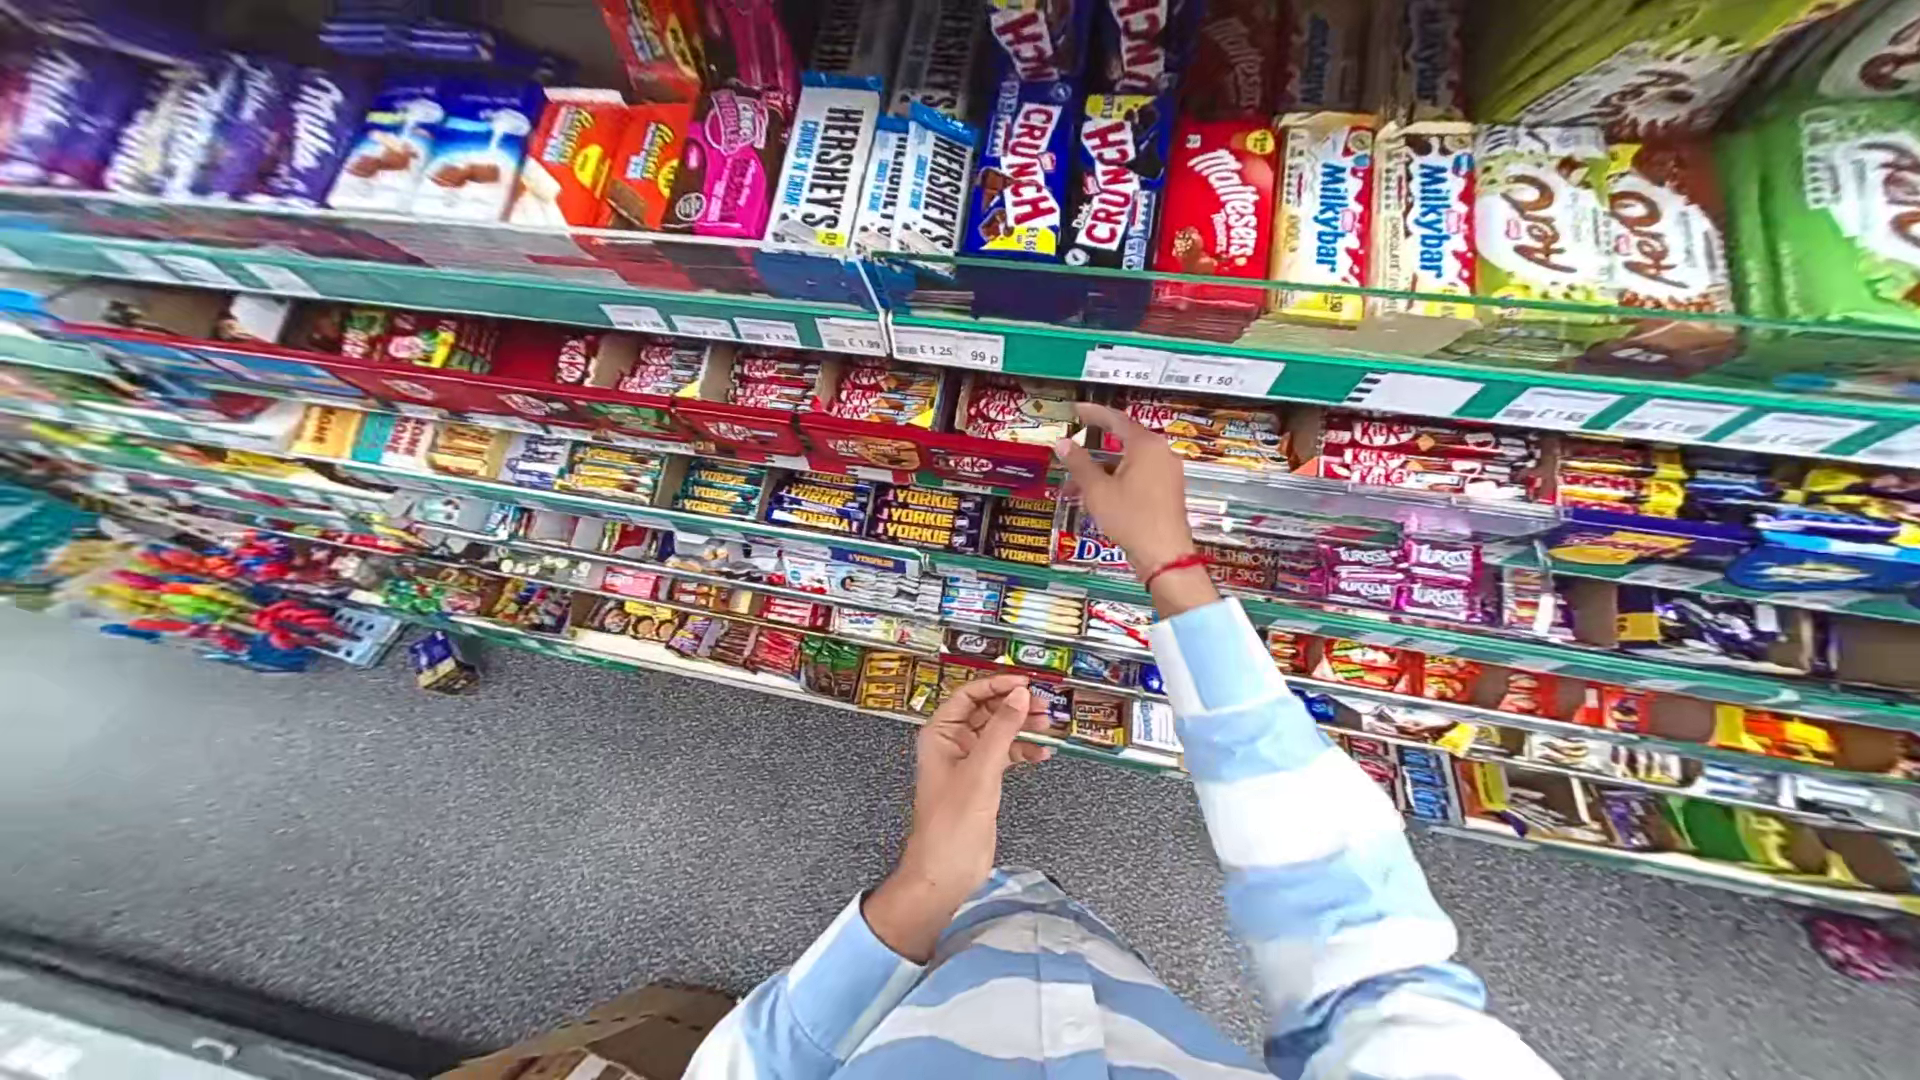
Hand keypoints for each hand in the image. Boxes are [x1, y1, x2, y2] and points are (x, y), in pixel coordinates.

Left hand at [863, 674, 1051, 961]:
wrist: (946, 872)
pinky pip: (1006, 754)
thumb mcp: (980, 770)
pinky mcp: (983, 779)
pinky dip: (1023, 750)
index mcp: (940, 733)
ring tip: (1046, 724)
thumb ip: (1002, 729)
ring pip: (999, 731)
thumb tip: (1019, 696)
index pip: (969, 694)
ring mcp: (969, 761)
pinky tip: (1040, 752)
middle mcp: (953, 742)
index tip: (1023, 682)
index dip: (996, 685)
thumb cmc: (949, 825)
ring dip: (1022, 726)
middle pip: (987, 710)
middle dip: (1015, 706)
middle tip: (1042, 704)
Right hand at [1052, 402, 1194, 573]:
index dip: (1093, 413)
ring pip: (1128, 462)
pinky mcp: (1167, 490)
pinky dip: (1116, 480)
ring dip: (1101, 471)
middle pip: (1122, 442)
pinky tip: (1096, 497)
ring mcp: (1167, 472)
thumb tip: (1063, 443)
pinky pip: (1138, 476)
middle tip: (1071, 451)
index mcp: (1146, 445)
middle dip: (1092, 451)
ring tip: (1074, 487)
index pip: (1116, 419)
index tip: (1076, 410)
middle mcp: (1161, 453)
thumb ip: (1079, 463)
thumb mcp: (1097, 490)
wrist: (1163, 555)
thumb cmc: (1131, 518)